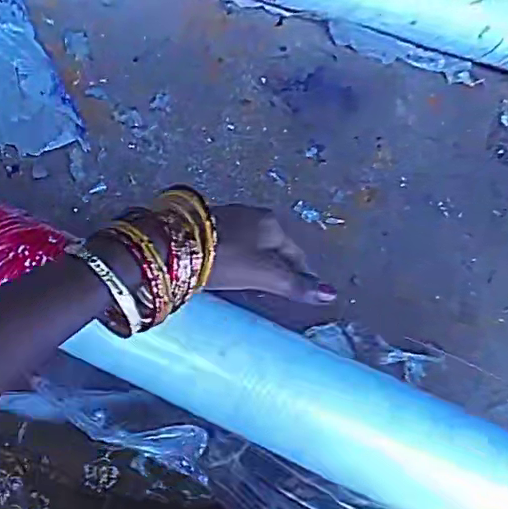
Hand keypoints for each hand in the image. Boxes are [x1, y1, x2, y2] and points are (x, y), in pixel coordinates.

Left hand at [208, 205, 336, 304]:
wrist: (176, 245)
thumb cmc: (227, 260)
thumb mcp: (264, 276)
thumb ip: (295, 286)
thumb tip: (331, 294)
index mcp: (272, 224)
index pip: (295, 253)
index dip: (301, 273)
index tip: (304, 289)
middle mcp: (252, 215)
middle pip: (273, 246)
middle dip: (278, 265)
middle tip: (281, 288)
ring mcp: (226, 218)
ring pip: (250, 244)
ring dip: (256, 261)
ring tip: (256, 282)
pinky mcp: (204, 227)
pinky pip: (230, 245)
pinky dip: (235, 258)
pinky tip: (229, 270)